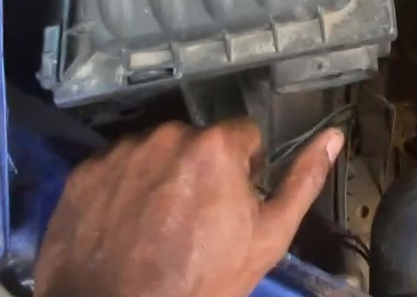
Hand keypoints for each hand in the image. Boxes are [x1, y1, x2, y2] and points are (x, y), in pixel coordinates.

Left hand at [34, 119, 342, 296]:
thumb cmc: (200, 283)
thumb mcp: (267, 238)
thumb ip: (303, 179)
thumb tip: (334, 135)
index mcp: (215, 145)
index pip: (242, 137)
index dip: (243, 171)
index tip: (231, 205)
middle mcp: (167, 135)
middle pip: (197, 142)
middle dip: (200, 170)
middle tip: (192, 220)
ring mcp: (120, 154)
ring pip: (155, 151)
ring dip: (161, 175)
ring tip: (155, 225)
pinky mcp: (82, 175)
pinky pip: (115, 167)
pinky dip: (122, 188)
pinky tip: (123, 225)